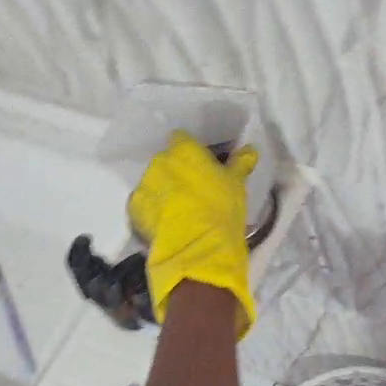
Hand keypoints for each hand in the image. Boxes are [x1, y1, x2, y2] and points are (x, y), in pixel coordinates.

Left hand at [127, 132, 258, 335]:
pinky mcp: (134, 209)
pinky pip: (143, 205)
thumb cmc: (221, 208)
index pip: (183, 140)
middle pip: (166, 162)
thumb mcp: (237, 185)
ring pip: (154, 183)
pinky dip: (152, 212)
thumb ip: (240, 164)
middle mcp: (159, 162)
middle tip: (192, 193)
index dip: (191, 152)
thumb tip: (250, 148)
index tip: (201, 167)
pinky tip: (166, 225)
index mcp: (184, 150)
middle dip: (175, 173)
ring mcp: (145, 185)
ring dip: (163, 192)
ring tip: (179, 213)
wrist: (198, 245)